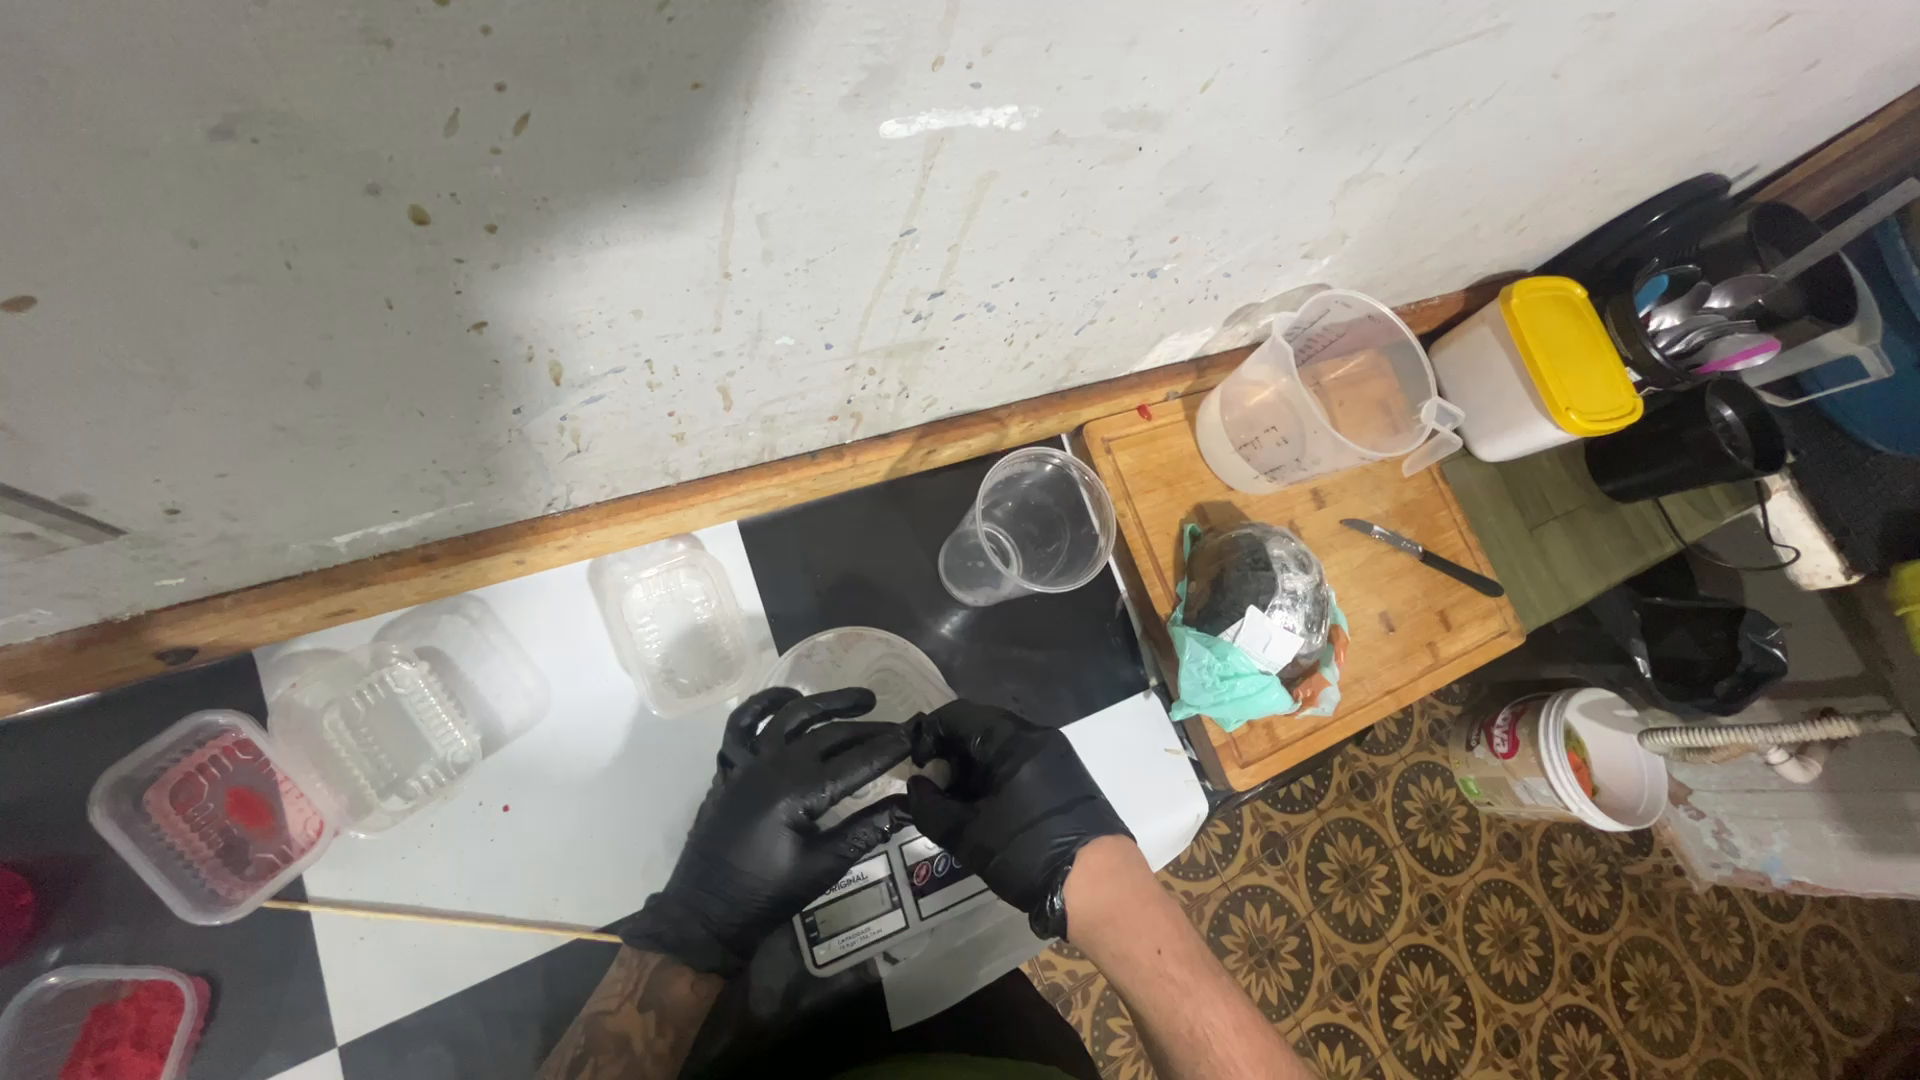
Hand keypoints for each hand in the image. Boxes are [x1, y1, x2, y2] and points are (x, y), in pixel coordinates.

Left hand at [621, 687, 911, 975]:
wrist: (704, 913)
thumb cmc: (767, 895)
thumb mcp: (824, 868)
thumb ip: (866, 830)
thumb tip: (908, 804)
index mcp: (798, 792)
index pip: (856, 762)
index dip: (888, 748)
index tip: (915, 736)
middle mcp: (772, 766)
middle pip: (830, 735)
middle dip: (869, 730)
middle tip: (900, 728)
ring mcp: (748, 761)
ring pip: (793, 716)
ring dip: (829, 702)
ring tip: (864, 699)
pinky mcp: (731, 766)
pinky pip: (743, 723)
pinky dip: (765, 703)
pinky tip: (791, 697)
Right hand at [907, 699, 1130, 939]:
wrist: (1100, 884)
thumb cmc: (1028, 851)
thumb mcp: (970, 836)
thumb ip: (932, 808)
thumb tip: (914, 788)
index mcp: (1013, 740)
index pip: (957, 716)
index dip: (928, 737)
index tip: (916, 768)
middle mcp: (1037, 736)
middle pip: (980, 729)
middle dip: (950, 755)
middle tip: (933, 789)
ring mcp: (1056, 754)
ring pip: (1000, 747)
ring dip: (972, 768)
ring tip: (955, 804)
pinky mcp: (1065, 775)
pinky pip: (1020, 762)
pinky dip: (996, 777)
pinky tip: (986, 809)